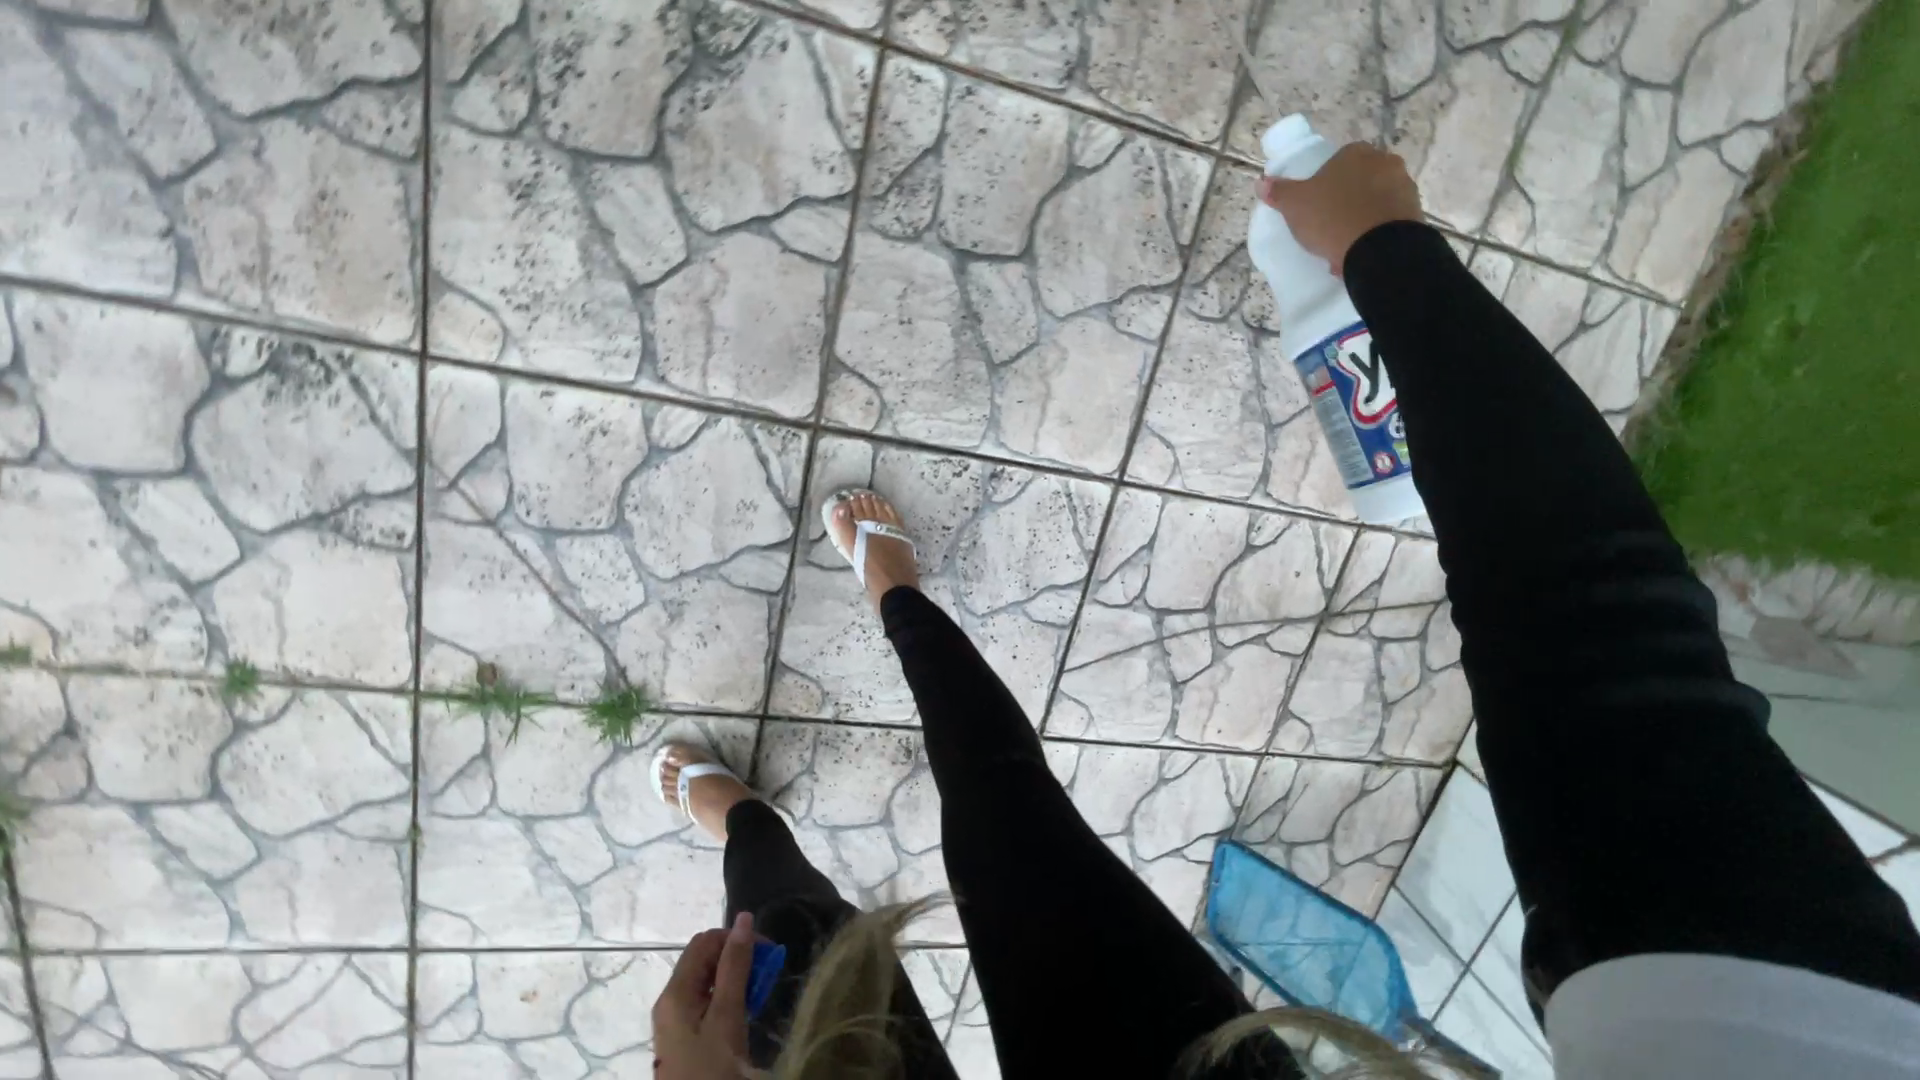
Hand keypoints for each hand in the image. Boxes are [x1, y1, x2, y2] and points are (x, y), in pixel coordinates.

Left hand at [652, 912, 756, 1079]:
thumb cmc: (711, 1069)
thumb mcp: (727, 1017)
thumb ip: (735, 967)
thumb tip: (744, 918)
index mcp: (675, 992)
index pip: (705, 941)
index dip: (736, 938)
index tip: (768, 954)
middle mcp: (671, 1000)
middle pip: (705, 959)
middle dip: (738, 957)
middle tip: (768, 973)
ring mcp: (676, 1020)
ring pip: (708, 981)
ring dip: (736, 978)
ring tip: (761, 992)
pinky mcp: (685, 1037)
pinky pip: (707, 1002)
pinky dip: (729, 998)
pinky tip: (746, 1011)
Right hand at [1257, 143, 1422, 276]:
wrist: (1377, 247)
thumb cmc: (1331, 217)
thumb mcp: (1294, 205)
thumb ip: (1279, 192)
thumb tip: (1261, 181)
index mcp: (1355, 153)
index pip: (1337, 162)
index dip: (1324, 184)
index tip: (1315, 206)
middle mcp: (1385, 161)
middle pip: (1358, 180)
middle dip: (1345, 199)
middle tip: (1327, 226)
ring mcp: (1404, 186)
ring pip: (1374, 201)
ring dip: (1360, 217)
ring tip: (1342, 244)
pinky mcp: (1414, 212)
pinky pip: (1387, 220)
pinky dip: (1374, 232)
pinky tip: (1359, 251)